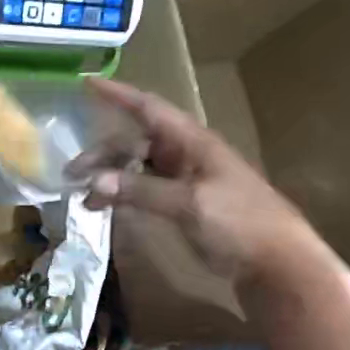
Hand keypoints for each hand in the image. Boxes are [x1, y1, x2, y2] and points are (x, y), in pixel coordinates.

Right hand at [81, 78, 327, 286]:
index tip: (87, 84)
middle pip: (136, 142)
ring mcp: (186, 180)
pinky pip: (145, 190)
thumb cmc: (239, 224)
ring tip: (85, 198)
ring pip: (138, 168)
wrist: (277, 265)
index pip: (149, 109)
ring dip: (110, 177)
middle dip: (103, 153)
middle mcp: (186, 155)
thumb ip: (140, 190)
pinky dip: (124, 194)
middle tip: (72, 174)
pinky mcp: (186, 205)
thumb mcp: (188, 203)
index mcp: (193, 143)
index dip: (118, 95)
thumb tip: (93, 181)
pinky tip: (106, 207)